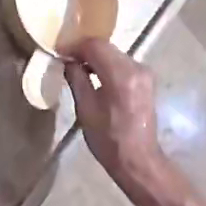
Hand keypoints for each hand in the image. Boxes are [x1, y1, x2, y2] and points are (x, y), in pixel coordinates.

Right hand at [65, 39, 162, 185]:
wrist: (138, 160)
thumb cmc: (108, 139)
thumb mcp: (85, 109)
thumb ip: (76, 79)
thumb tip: (68, 61)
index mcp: (121, 75)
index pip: (95, 46)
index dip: (75, 46)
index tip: (59, 51)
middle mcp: (136, 68)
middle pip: (106, 47)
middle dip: (85, 50)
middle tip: (65, 58)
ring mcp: (144, 73)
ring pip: (114, 54)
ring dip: (96, 57)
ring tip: (77, 67)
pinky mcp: (146, 80)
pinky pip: (122, 63)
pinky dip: (107, 65)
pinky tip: (94, 75)